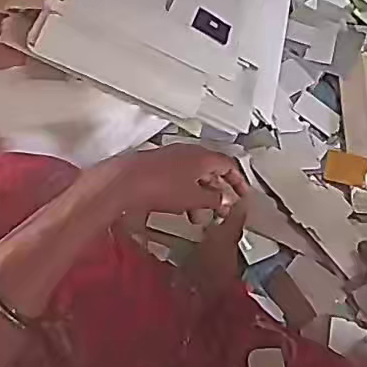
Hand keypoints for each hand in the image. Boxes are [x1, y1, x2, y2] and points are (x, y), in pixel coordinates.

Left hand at [94, 144, 247, 217]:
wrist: (125, 182)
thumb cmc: (158, 184)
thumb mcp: (195, 198)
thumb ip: (214, 200)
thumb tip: (222, 201)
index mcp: (203, 156)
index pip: (229, 164)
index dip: (238, 180)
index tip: (241, 192)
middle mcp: (188, 152)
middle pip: (211, 169)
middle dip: (217, 190)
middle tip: (221, 206)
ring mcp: (171, 157)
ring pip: (194, 175)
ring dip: (200, 194)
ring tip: (198, 213)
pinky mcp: (157, 166)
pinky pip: (179, 178)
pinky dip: (185, 191)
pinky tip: (180, 206)